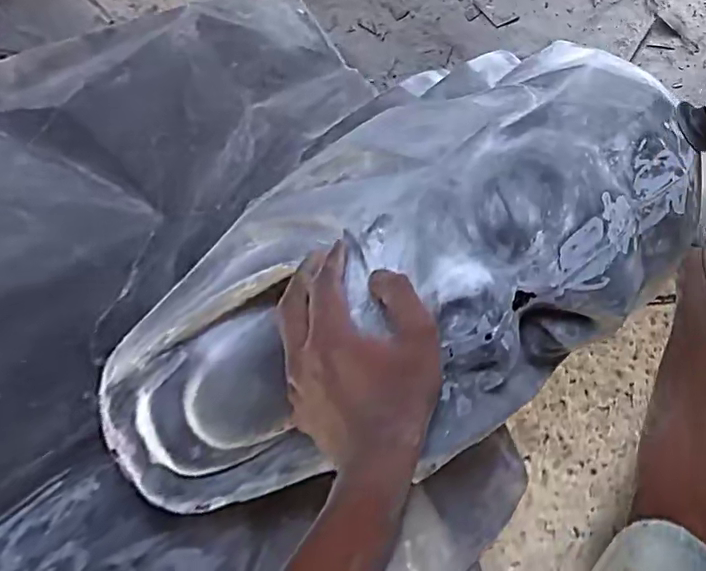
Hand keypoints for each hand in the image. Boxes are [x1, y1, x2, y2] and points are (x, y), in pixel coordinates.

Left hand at [278, 241, 442, 474]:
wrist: (377, 461)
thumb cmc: (402, 396)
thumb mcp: (419, 339)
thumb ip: (400, 298)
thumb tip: (378, 277)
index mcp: (331, 335)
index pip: (323, 286)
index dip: (332, 261)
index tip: (341, 244)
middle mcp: (304, 354)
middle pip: (292, 302)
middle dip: (305, 273)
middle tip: (319, 256)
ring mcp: (296, 380)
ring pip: (285, 329)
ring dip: (297, 300)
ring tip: (311, 286)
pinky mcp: (298, 402)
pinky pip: (290, 354)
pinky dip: (299, 330)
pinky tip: (314, 332)